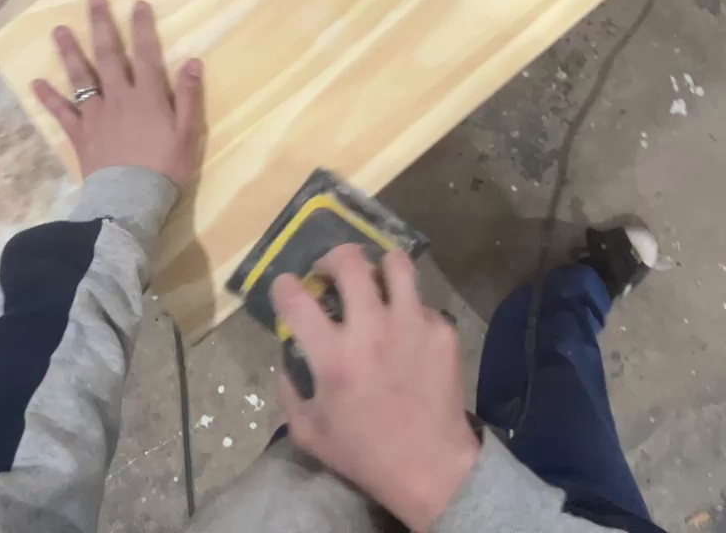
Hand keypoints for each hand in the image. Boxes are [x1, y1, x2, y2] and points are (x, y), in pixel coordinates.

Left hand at [32, 0, 205, 188]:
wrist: (130, 200)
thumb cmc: (165, 167)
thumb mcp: (187, 132)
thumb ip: (188, 96)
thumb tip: (192, 61)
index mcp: (147, 95)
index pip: (146, 53)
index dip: (142, 27)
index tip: (137, 4)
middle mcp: (118, 97)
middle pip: (109, 56)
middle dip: (102, 27)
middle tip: (94, 2)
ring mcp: (95, 115)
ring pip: (81, 77)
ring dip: (71, 52)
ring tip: (60, 30)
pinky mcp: (79, 134)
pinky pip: (61, 112)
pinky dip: (48, 97)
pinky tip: (36, 82)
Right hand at [273, 246, 479, 532]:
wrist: (431, 468)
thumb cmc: (364, 453)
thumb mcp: (309, 432)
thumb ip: (290, 391)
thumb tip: (286, 357)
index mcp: (334, 355)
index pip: (295, 298)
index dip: (284, 285)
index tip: (287, 286)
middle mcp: (372, 329)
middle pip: (350, 261)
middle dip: (334, 257)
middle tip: (333, 271)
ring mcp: (411, 324)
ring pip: (396, 263)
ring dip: (381, 268)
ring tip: (377, 282)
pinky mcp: (441, 330)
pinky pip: (422, 302)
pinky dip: (410, 311)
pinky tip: (408, 332)